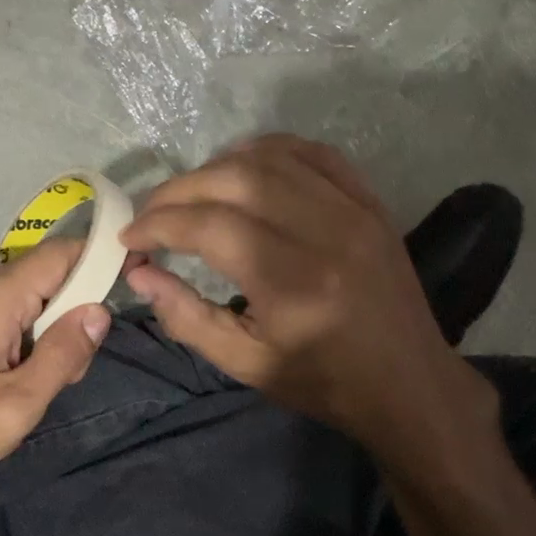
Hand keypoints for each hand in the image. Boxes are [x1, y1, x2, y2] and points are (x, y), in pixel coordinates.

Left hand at [0, 239, 111, 498]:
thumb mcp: (20, 403)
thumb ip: (64, 353)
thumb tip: (100, 311)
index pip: (60, 253)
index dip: (98, 262)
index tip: (127, 283)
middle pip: (43, 275)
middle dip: (68, 313)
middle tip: (65, 372)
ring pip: (22, 292)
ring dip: (42, 327)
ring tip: (31, 383)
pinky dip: (17, 329)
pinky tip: (8, 373)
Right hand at [122, 134, 494, 452]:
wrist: (406, 382)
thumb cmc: (319, 381)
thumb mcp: (242, 363)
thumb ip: (185, 316)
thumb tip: (139, 273)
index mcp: (292, 285)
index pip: (210, 227)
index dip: (158, 225)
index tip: (129, 239)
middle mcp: (326, 234)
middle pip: (237, 179)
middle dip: (179, 190)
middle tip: (150, 214)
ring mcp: (355, 210)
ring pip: (271, 157)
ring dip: (216, 167)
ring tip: (188, 197)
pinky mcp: (370, 201)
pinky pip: (313, 153)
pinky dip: (267, 152)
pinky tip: (240, 171)